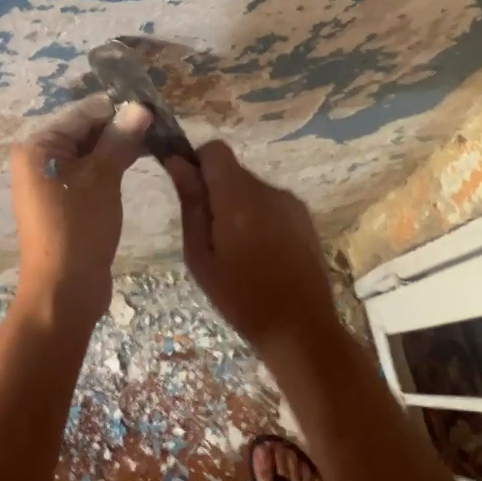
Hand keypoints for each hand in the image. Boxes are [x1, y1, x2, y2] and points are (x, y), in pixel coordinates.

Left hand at [10, 94, 152, 325]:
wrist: (64, 292)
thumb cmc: (79, 228)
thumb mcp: (103, 178)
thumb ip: (119, 139)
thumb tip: (140, 106)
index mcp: (38, 147)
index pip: (82, 113)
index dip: (116, 109)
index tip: (152, 107)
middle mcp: (38, 159)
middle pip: (83, 131)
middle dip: (118, 127)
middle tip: (159, 124)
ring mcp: (48, 182)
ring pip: (88, 153)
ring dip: (116, 147)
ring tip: (154, 140)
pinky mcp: (62, 202)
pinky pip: (87, 173)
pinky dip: (109, 167)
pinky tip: (136, 162)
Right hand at [163, 142, 338, 355]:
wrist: (302, 331)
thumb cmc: (241, 298)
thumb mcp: (200, 255)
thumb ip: (190, 203)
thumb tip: (176, 162)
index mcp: (239, 196)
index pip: (214, 149)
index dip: (197, 163)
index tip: (190, 192)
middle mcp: (268, 190)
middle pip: (232, 170)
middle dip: (216, 190)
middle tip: (209, 233)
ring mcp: (291, 203)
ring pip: (251, 188)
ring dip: (238, 205)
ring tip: (236, 249)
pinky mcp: (305, 218)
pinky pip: (271, 203)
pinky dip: (258, 217)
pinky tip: (260, 253)